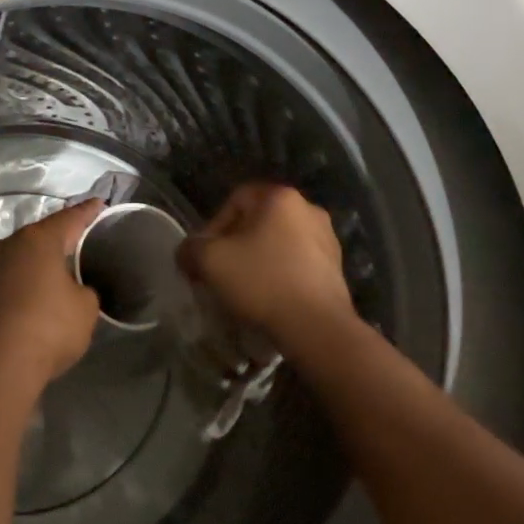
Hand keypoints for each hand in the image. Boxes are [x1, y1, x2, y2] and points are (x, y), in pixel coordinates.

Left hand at [0, 198, 103, 390]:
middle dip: (57, 242)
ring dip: (32, 269)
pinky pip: (1, 285)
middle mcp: (6, 246)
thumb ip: (85, 291)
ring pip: (15, 261)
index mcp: (38, 241)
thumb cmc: (46, 330)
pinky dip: (15, 290)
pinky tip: (24, 305)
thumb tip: (74, 290)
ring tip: (50, 280)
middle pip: (38, 238)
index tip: (99, 204)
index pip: (70, 218)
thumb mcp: (85, 310)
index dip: (88, 212)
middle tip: (76, 248)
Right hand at [177, 183, 356, 343]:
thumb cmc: (262, 282)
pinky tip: (270, 298)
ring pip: (279, 243)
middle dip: (235, 245)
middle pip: (258, 221)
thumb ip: (191, 249)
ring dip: (259, 260)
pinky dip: (280, 274)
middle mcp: (308, 208)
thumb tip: (187, 253)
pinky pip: (298, 263)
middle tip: (221, 273)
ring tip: (244, 289)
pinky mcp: (336, 267)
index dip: (213, 227)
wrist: (316, 326)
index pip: (235, 200)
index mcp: (280, 197)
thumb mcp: (211, 261)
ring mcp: (327, 238)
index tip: (205, 257)